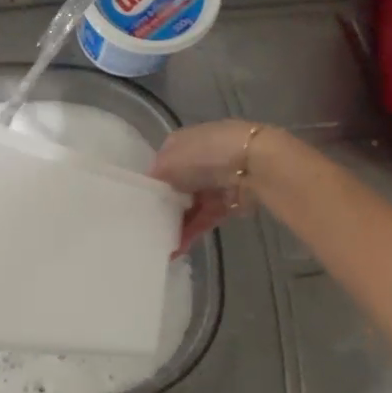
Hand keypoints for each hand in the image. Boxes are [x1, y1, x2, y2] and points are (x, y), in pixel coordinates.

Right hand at [150, 120, 266, 253]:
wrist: (254, 165)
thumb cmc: (204, 156)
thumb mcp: (167, 163)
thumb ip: (153, 178)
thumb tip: (147, 192)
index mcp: (181, 144)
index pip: (160, 166)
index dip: (150, 186)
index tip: (137, 205)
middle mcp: (197, 160)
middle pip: (175, 189)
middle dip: (162, 208)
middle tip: (146, 228)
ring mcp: (214, 181)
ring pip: (189, 207)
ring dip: (175, 225)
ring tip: (160, 245)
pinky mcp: (228, 202)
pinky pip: (205, 219)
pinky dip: (192, 232)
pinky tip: (177, 248)